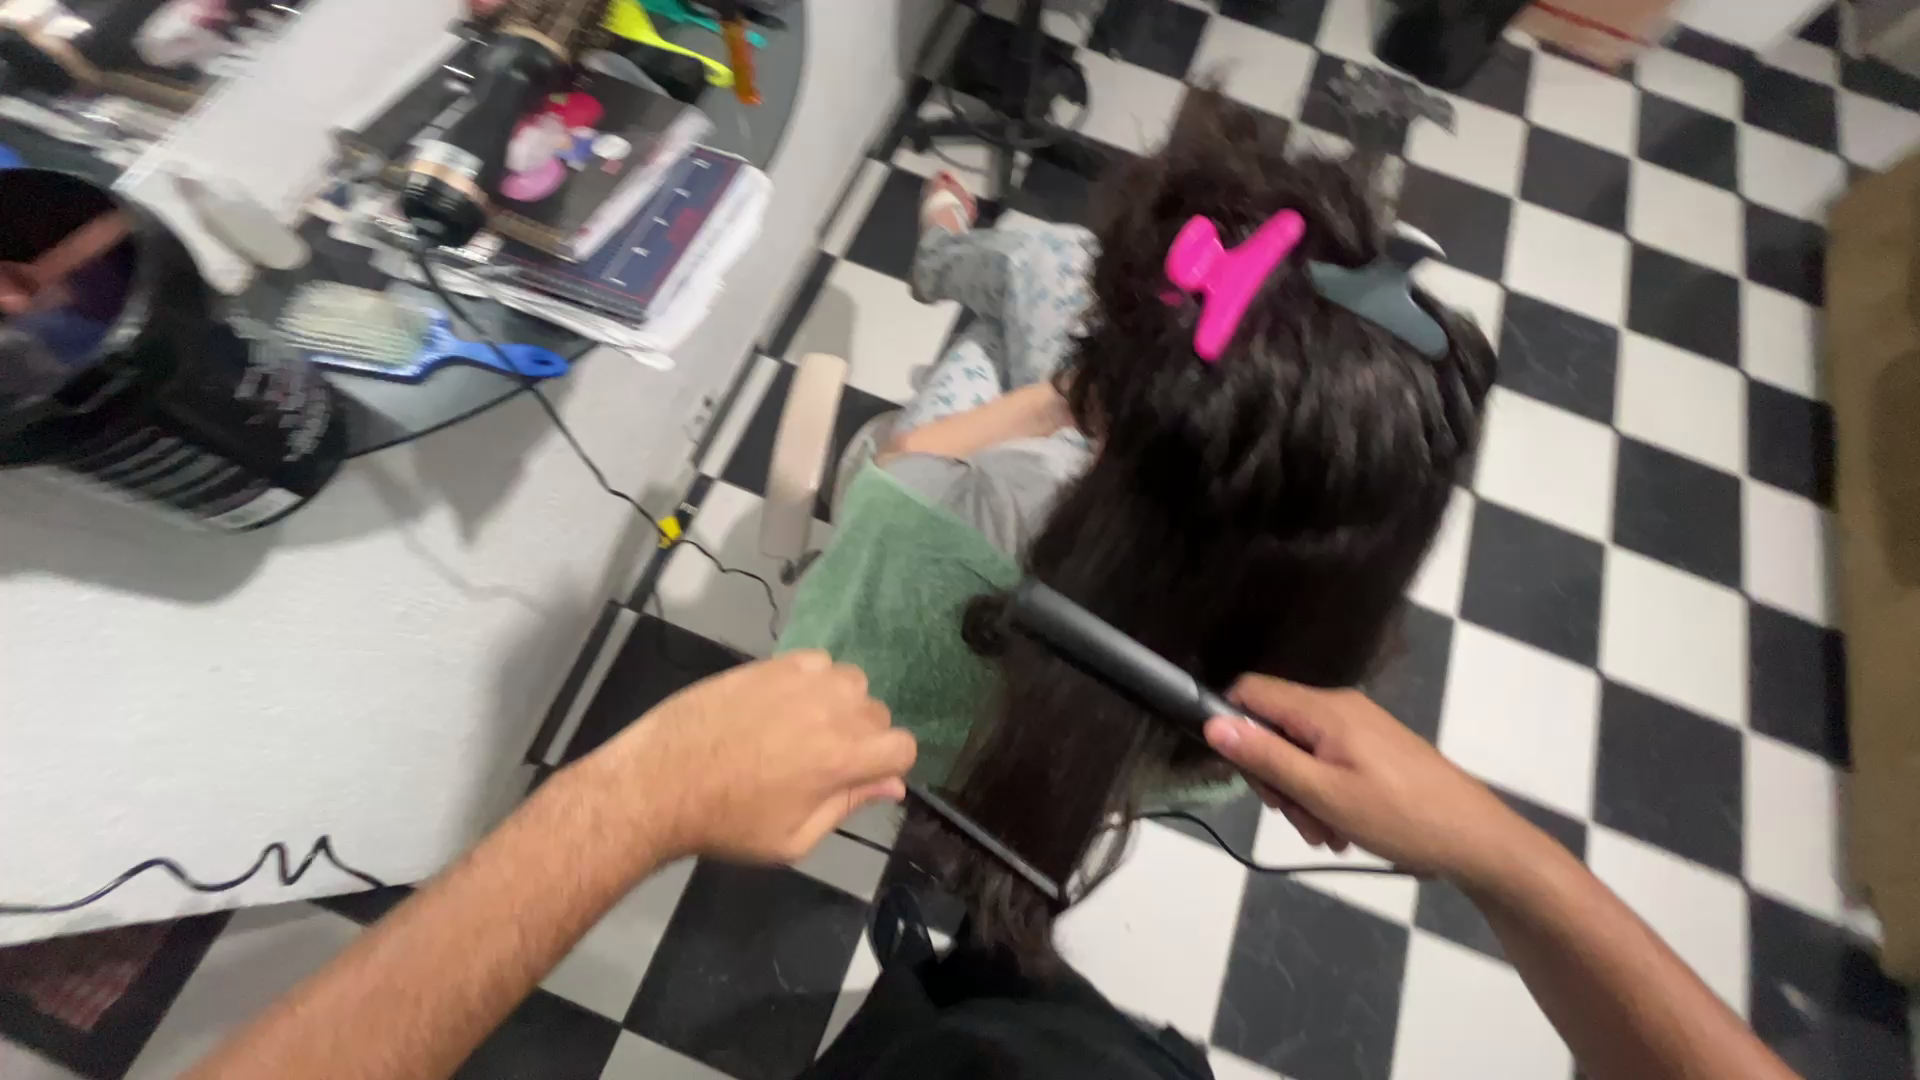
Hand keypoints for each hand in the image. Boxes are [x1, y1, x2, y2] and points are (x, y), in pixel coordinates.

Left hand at [587, 651, 916, 863]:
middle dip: (864, 738)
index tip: (862, 777)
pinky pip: (818, 662)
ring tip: (806, 725)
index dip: (890, 765)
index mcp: (840, 759)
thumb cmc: (727, 823)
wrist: (660, 783)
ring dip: (842, 703)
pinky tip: (784, 702)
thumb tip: (893, 786)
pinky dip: (813, 680)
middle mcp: (831, 711)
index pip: (903, 746)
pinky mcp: (772, 664)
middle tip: (823, 759)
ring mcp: (801, 681)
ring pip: (852, 682)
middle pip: (879, 714)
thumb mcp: (794, 838)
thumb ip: (850, 806)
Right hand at [1204, 676, 1525, 883]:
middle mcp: (1337, 707)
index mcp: (1323, 710)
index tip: (1241, 771)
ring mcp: (1358, 726)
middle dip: (1272, 773)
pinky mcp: (1372, 748)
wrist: (1483, 844)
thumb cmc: (1400, 816)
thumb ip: (1265, 757)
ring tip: (1322, 831)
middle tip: (1290, 815)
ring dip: (1298, 791)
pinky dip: (1322, 791)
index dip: (1231, 725)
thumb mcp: (1324, 794)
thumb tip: (1211, 724)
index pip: (1250, 691)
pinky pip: (1326, 759)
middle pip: (1272, 725)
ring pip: (1298, 749)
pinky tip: (1339, 826)